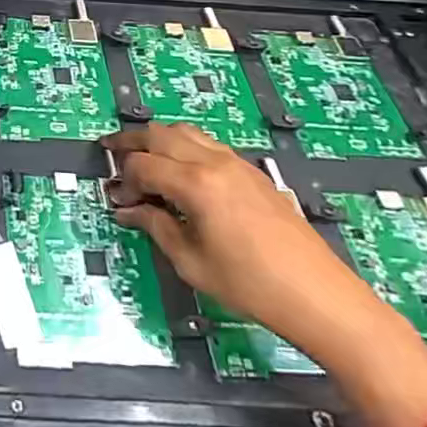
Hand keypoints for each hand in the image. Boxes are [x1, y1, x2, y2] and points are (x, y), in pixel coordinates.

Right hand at [100, 124, 397, 357]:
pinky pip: (207, 144)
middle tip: (110, 152)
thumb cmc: (250, 285)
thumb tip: (128, 211)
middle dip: (131, 142)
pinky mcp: (251, 171)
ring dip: (158, 138)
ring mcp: (236, 163)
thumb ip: (156, 228)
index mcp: (195, 184)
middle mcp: (213, 162)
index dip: (123, 181)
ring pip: (185, 131)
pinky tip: (180, 170)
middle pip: (160, 134)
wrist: (317, 294)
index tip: (116, 201)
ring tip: (141, 155)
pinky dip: (184, 146)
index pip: (143, 165)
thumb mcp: (192, 262)